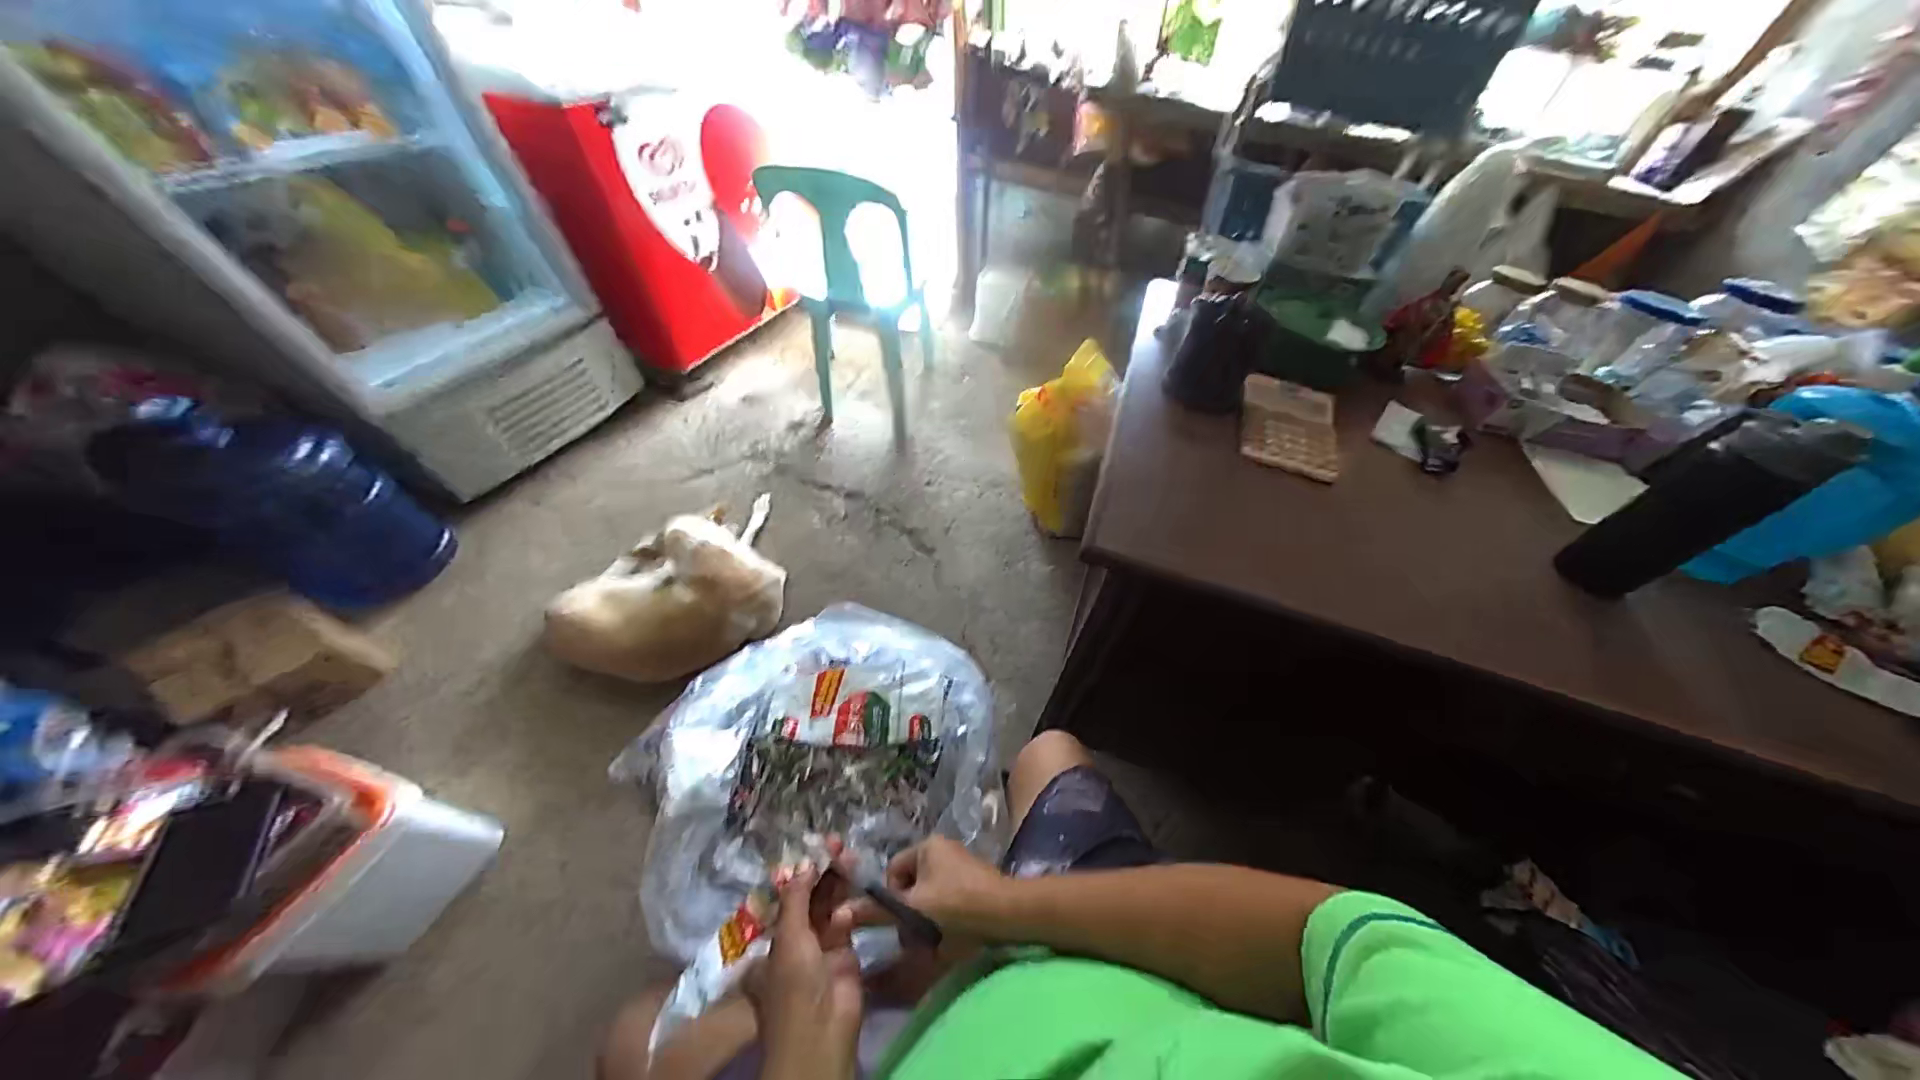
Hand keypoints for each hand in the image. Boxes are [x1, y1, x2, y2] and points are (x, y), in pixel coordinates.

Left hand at [741, 867, 861, 1079]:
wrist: (822, 1031)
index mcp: (775, 937)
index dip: (800, 872)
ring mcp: (822, 946)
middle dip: (822, 871)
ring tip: (849, 855)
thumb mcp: (788, 938)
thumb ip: (796, 898)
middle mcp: (797, 939)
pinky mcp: (846, 952)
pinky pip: (847, 921)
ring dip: (838, 882)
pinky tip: (854, 889)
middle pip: (811, 897)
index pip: (788, 897)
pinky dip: (849, 906)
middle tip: (836, 842)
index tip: (813, 846)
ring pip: (830, 905)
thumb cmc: (795, 985)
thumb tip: (803, 862)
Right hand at [844, 836, 1009, 941]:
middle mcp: (943, 847)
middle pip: (910, 884)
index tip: (902, 920)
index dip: (892, 898)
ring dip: (927, 916)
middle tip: (919, 934)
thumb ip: (877, 910)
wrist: (1007, 914)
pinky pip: (947, 897)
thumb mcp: (914, 910)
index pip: (892, 871)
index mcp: (926, 845)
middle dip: (910, 910)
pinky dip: (945, 915)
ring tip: (938, 936)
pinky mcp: (975, 880)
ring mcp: (960, 862)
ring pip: (928, 894)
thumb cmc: (957, 906)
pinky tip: (955, 932)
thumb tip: (839, 911)